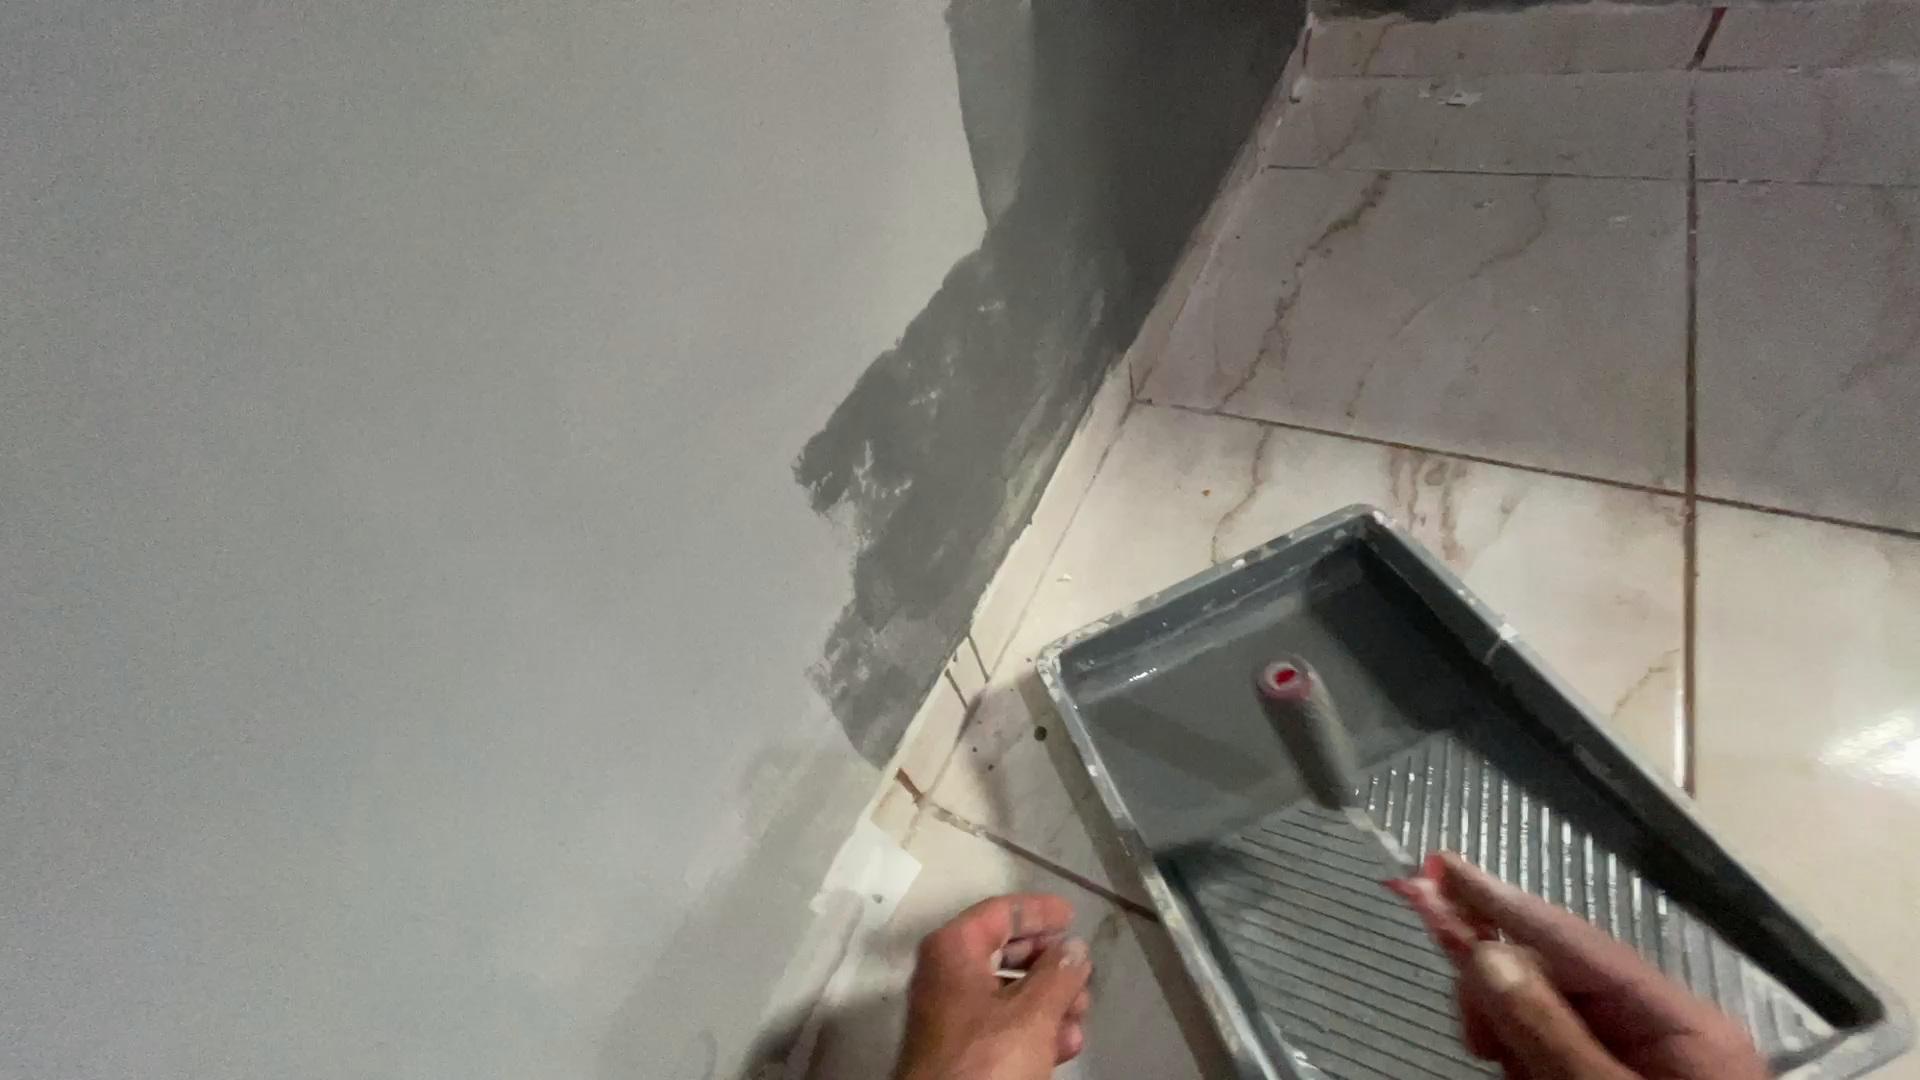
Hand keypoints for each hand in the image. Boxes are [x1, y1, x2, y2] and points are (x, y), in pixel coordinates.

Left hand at [892, 893, 1092, 1079]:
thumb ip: (1058, 975)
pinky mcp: (960, 1050)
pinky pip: (1002, 1024)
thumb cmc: (986, 1061)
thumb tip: (1075, 947)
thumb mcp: (1032, 1014)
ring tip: (1082, 1011)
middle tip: (1082, 969)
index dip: (1039, 911)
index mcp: (953, 947)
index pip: (1001, 912)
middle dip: (1049, 963)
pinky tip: (1068, 1043)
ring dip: (1049, 999)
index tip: (1072, 916)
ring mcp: (951, 1012)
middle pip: (1005, 951)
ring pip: (1008, 991)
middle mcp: (946, 972)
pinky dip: (1034, 1028)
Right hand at [1429, 853, 1769, 1079]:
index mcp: (1678, 1022)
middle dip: (1498, 987)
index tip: (1436, 862)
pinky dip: (1517, 1047)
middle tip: (1474, 1037)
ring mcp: (1636, 1051)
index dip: (1496, 898)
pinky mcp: (1608, 1071)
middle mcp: (1658, 1024)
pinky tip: (1515, 1070)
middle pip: (1546, 966)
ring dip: (1503, 1025)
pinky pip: (1543, 1034)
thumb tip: (1482, 948)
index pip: (1566, 936)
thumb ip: (1545, 1029)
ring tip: (1497, 1062)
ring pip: (1535, 999)